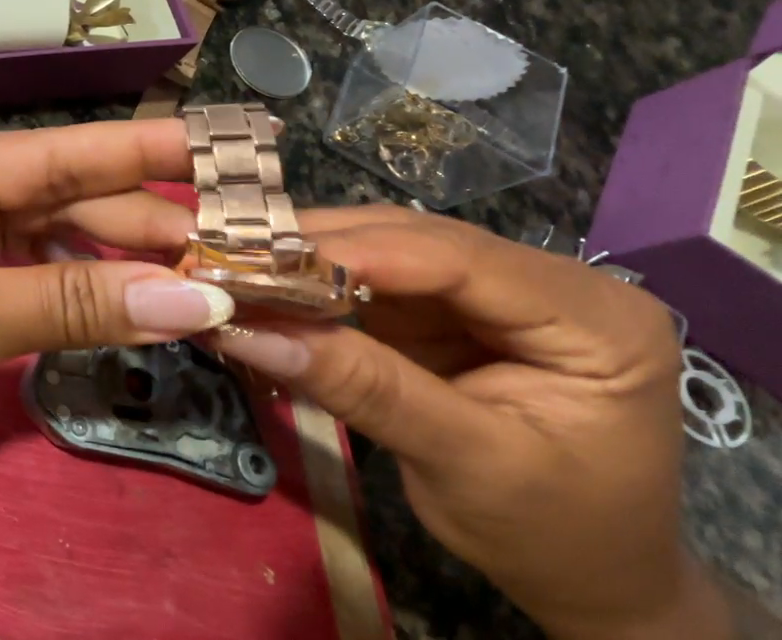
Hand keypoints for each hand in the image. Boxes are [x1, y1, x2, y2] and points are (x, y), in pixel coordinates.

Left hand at [0, 120, 234, 478]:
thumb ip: (74, 303)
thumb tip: (193, 299)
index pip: (55, 154)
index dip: (139, 149)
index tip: (218, 142)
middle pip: (64, 198)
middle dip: (144, 216)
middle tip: (239, 237)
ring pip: (57, 242)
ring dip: (124, 259)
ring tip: (210, 275)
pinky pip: (38, 281)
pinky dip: (87, 294)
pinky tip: (142, 302)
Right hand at [210, 206, 729, 639]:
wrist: (583, 578)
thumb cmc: (552, 532)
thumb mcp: (464, 464)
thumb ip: (365, 388)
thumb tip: (248, 332)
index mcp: (595, 318)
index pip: (461, 260)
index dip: (357, 251)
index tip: (259, 258)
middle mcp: (546, 285)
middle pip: (415, 242)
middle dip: (317, 249)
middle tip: (224, 258)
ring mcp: (491, 294)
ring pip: (383, 250)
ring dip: (305, 261)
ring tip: (231, 270)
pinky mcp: (447, 311)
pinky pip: (369, 280)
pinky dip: (313, 286)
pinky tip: (266, 290)